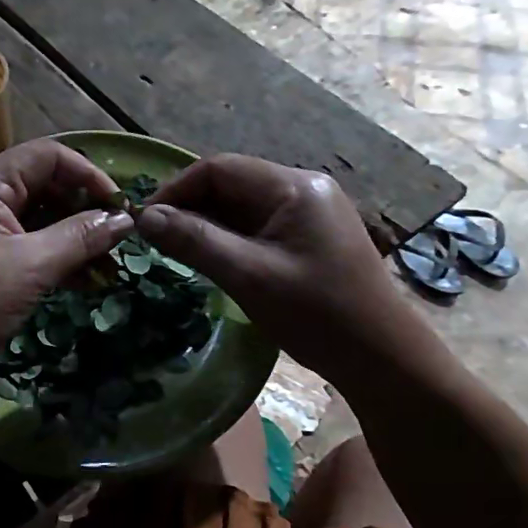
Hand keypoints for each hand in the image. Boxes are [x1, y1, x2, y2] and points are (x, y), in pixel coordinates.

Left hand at [0, 139, 134, 383]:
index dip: (88, 174)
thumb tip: (124, 220)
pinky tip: (84, 280)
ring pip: (39, 217)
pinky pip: (28, 244)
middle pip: (45, 184)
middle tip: (117, 239)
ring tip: (108, 264)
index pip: (47, 156)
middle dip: (85, 208)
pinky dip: (56, 256)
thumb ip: (79, 237)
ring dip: (75, 236)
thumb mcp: (30, 268)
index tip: (119, 207)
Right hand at [136, 154, 416, 377]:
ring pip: (244, 207)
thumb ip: (195, 241)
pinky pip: (261, 226)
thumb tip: (145, 217)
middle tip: (156, 242)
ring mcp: (311, 212)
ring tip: (178, 253)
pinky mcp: (312, 236)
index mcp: (294, 186)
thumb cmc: (318, 316)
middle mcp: (305, 188)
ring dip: (209, 225)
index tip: (144, 221)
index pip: (219, 168)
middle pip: (232, 184)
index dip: (176, 189)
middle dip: (191, 208)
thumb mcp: (249, 277)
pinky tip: (214, 261)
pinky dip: (231, 239)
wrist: (383, 358)